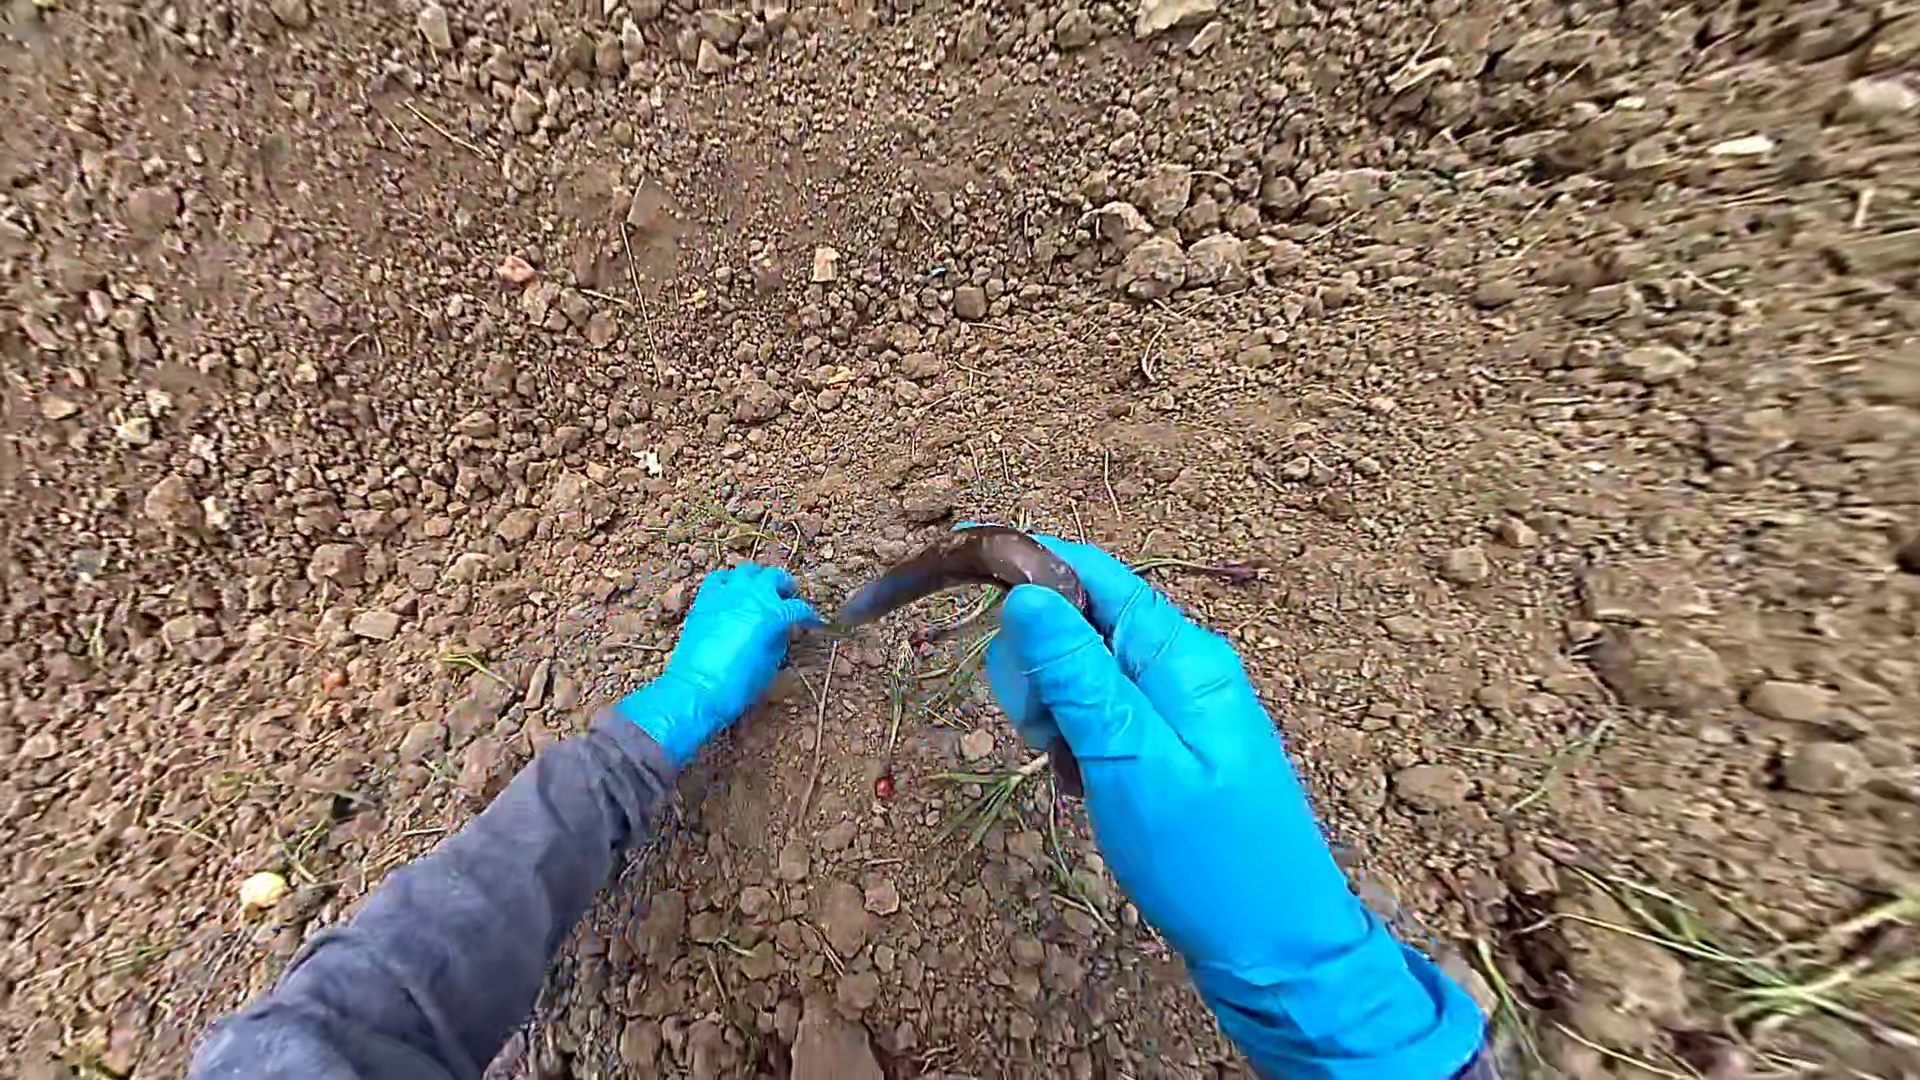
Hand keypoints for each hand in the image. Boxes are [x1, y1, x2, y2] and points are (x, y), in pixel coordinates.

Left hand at [615, 564, 820, 765]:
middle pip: (775, 577)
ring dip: (759, 578)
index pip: (799, 607)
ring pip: (748, 570)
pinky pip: (720, 578)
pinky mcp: (706, 598)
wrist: (696, 691)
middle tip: (788, 599)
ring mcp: (727, 594)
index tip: (813, 622)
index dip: (809, 616)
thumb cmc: (737, 684)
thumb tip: (783, 630)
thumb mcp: (771, 663)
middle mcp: (752, 596)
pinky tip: (732, 592)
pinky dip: (729, 581)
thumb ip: (780, 639)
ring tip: (761, 591)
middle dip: (785, 587)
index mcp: (774, 614)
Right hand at [985, 536, 1482, 1078]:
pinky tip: (1077, 774)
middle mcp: (1172, 659)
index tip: (969, 557)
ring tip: (1064, 762)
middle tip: (1041, 727)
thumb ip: (1077, 672)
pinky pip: (1089, 703)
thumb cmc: (1205, 856)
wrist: (1271, 949)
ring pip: (1073, 663)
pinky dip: (1067, 729)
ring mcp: (1163, 695)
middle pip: (1075, 617)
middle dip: (1036, 660)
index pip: (1094, 573)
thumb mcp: (1129, 759)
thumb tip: (1025, 595)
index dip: (1031, 558)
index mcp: (1177, 651)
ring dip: (1049, 702)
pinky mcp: (1152, 728)